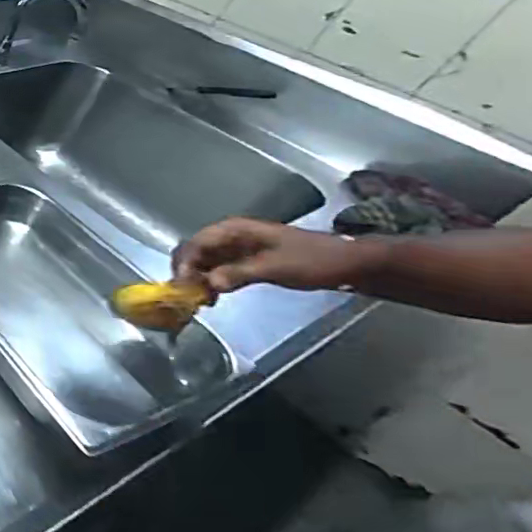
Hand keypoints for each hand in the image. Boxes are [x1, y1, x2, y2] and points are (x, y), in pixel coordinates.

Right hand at [172, 217, 375, 293]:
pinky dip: (211, 282)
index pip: (196, 244)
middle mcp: (229, 236)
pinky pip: (218, 270)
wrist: (350, 264)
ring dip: (197, 279)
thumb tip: (209, 284)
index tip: (181, 286)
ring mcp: (237, 248)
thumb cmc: (313, 260)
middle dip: (187, 272)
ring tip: (198, 300)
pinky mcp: (245, 261)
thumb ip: (239, 274)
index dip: (184, 263)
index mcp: (233, 230)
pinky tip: (212, 297)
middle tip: (187, 296)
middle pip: (194, 251)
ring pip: (204, 261)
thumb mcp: (276, 267)